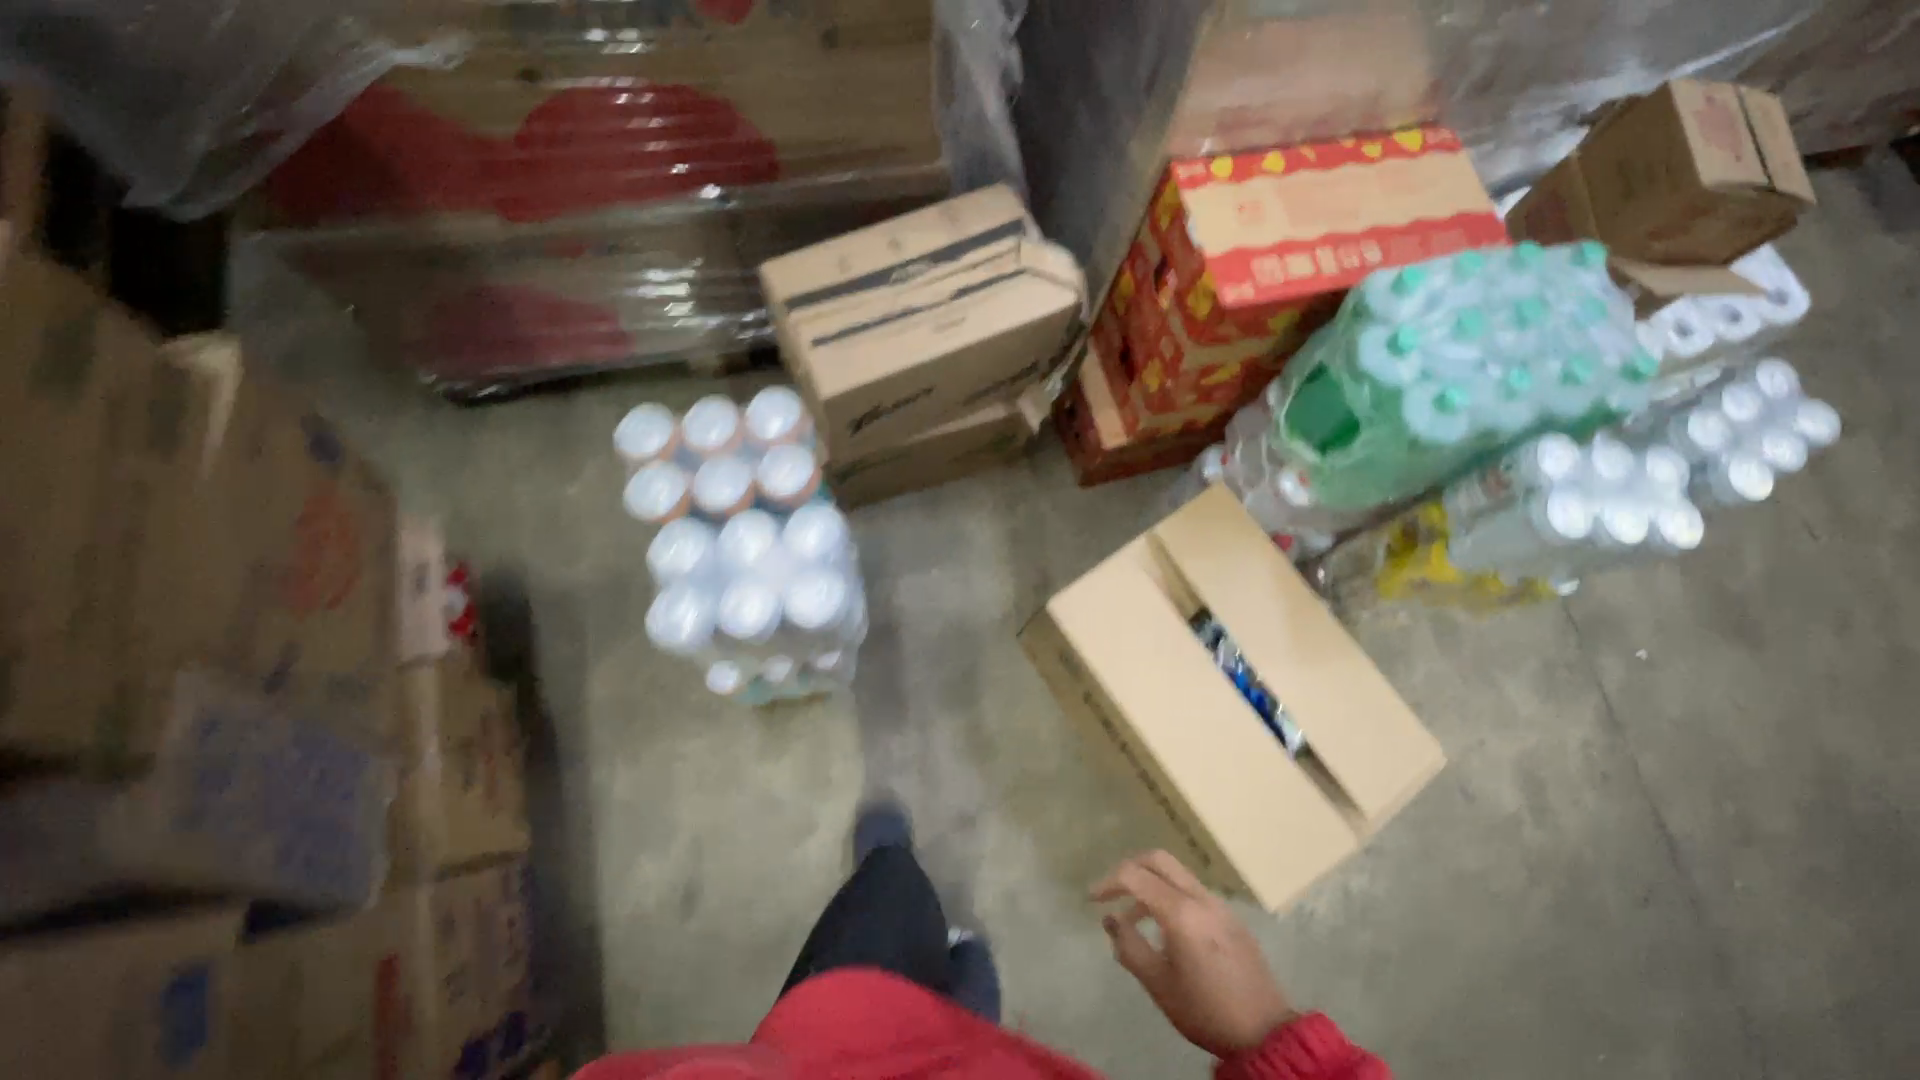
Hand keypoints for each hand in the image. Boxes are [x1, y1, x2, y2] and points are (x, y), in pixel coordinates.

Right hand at [1091, 851, 1297, 1057]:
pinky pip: (1193, 892)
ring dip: (1150, 884)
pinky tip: (1165, 929)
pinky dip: (1170, 896)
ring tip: (1133, 919)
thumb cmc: (1205, 1010)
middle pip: (1158, 860)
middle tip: (1111, 892)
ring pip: (1177, 875)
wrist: (1265, 1031)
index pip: (1135, 876)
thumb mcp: (1157, 983)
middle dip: (1130, 868)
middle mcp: (1201, 898)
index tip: (1092, 900)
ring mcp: (1219, 905)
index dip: (1108, 882)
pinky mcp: (1231, 917)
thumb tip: (1110, 919)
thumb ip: (1128, 946)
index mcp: (1181, 913)